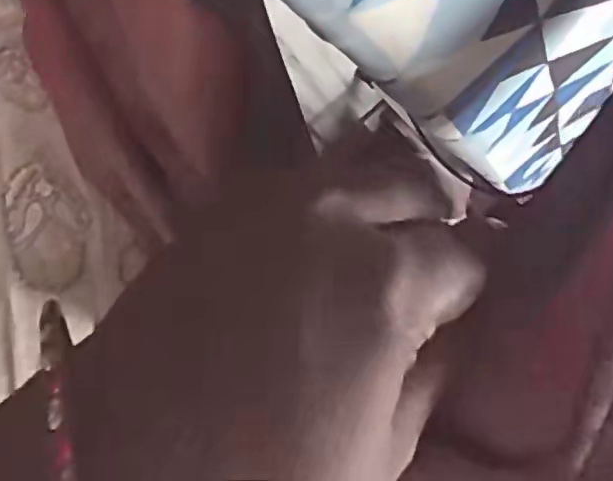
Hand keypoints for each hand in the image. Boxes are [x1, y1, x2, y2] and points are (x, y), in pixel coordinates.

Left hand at [65, 133, 488, 480]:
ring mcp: (277, 190)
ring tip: (389, 230)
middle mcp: (334, 210)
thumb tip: (465, 320)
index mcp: (382, 279)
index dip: (481, 274)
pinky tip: (327, 225)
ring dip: (386, 190)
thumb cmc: (263, 467)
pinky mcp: (234, 190)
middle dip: (438, 214)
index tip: (481, 289)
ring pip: (360, 161)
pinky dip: (332, 189)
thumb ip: (434, 369)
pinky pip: (305, 172)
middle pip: (416, 180)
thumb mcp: (378, 447)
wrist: (131, 440)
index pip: (465, 250)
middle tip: (439, 254)